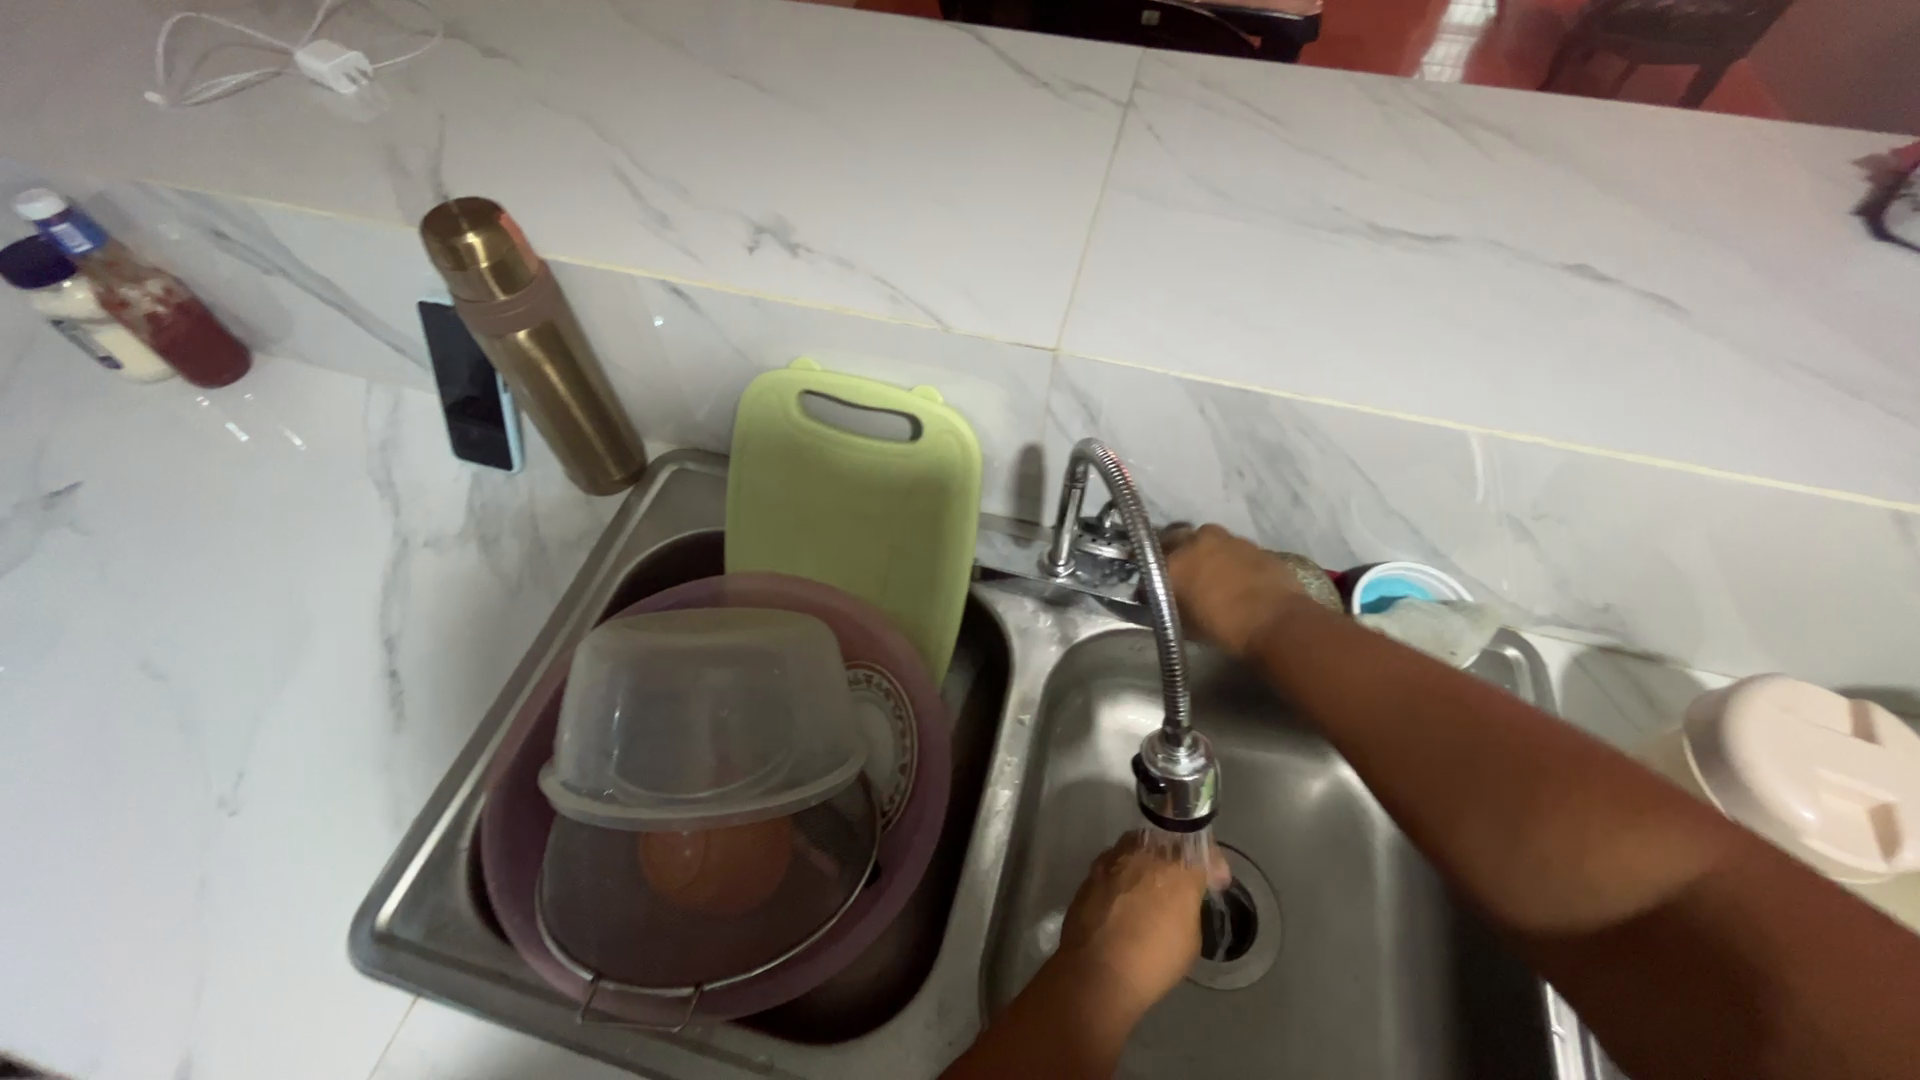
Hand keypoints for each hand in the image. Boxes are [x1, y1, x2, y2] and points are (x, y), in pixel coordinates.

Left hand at [1052, 831, 1228, 1020]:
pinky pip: (1115, 864)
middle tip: (1182, 878)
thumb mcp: (1191, 938)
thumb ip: (1189, 905)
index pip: (1203, 851)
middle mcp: (1144, 853)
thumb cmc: (1153, 961)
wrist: (1096, 972)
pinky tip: (1125, 897)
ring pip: (1137, 847)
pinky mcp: (1090, 872)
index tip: (1216, 881)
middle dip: (1179, 856)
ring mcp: (1113, 859)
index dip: (1213, 865)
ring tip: (1151, 885)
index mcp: (1177, 867)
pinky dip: (1124, 875)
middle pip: (1168, 841)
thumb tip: (1182, 897)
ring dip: (1148, 861)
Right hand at [1164, 524, 1338, 657]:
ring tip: (1213, 575)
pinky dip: (1232, 559)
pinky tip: (1238, 578)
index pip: (1149, 564)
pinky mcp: (1255, 545)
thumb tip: (1161, 601)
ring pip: (1209, 540)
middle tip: (1182, 574)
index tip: (1151, 590)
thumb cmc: (1222, 627)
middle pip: (1178, 540)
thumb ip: (1168, 605)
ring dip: (1206, 553)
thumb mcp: (1183, 622)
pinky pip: (1235, 549)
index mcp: (1174, 562)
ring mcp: (1229, 540)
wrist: (1276, 621)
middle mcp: (1197, 542)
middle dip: (1177, 553)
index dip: (1150, 577)